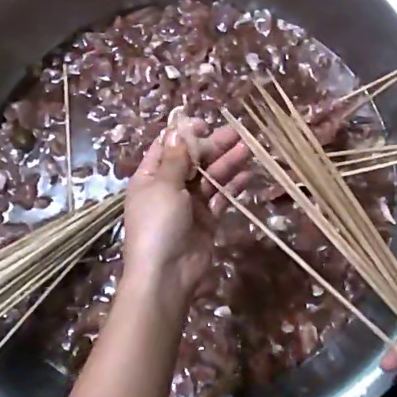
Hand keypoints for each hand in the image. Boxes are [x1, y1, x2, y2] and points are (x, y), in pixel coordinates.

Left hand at [122, 118, 249, 298]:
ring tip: (248, 148)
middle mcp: (167, 188)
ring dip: (226, 163)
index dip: (184, 133)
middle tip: (237, 134)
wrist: (166, 273)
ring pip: (208, 178)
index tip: (205, 124)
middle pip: (191, 161)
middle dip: (212, 147)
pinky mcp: (205, 221)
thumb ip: (175, 159)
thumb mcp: (163, 186)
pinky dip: (232, 185)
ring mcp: (188, 205)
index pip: (166, 148)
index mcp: (148, 178)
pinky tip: (247, 173)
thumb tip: (177, 131)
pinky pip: (220, 198)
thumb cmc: (158, 224)